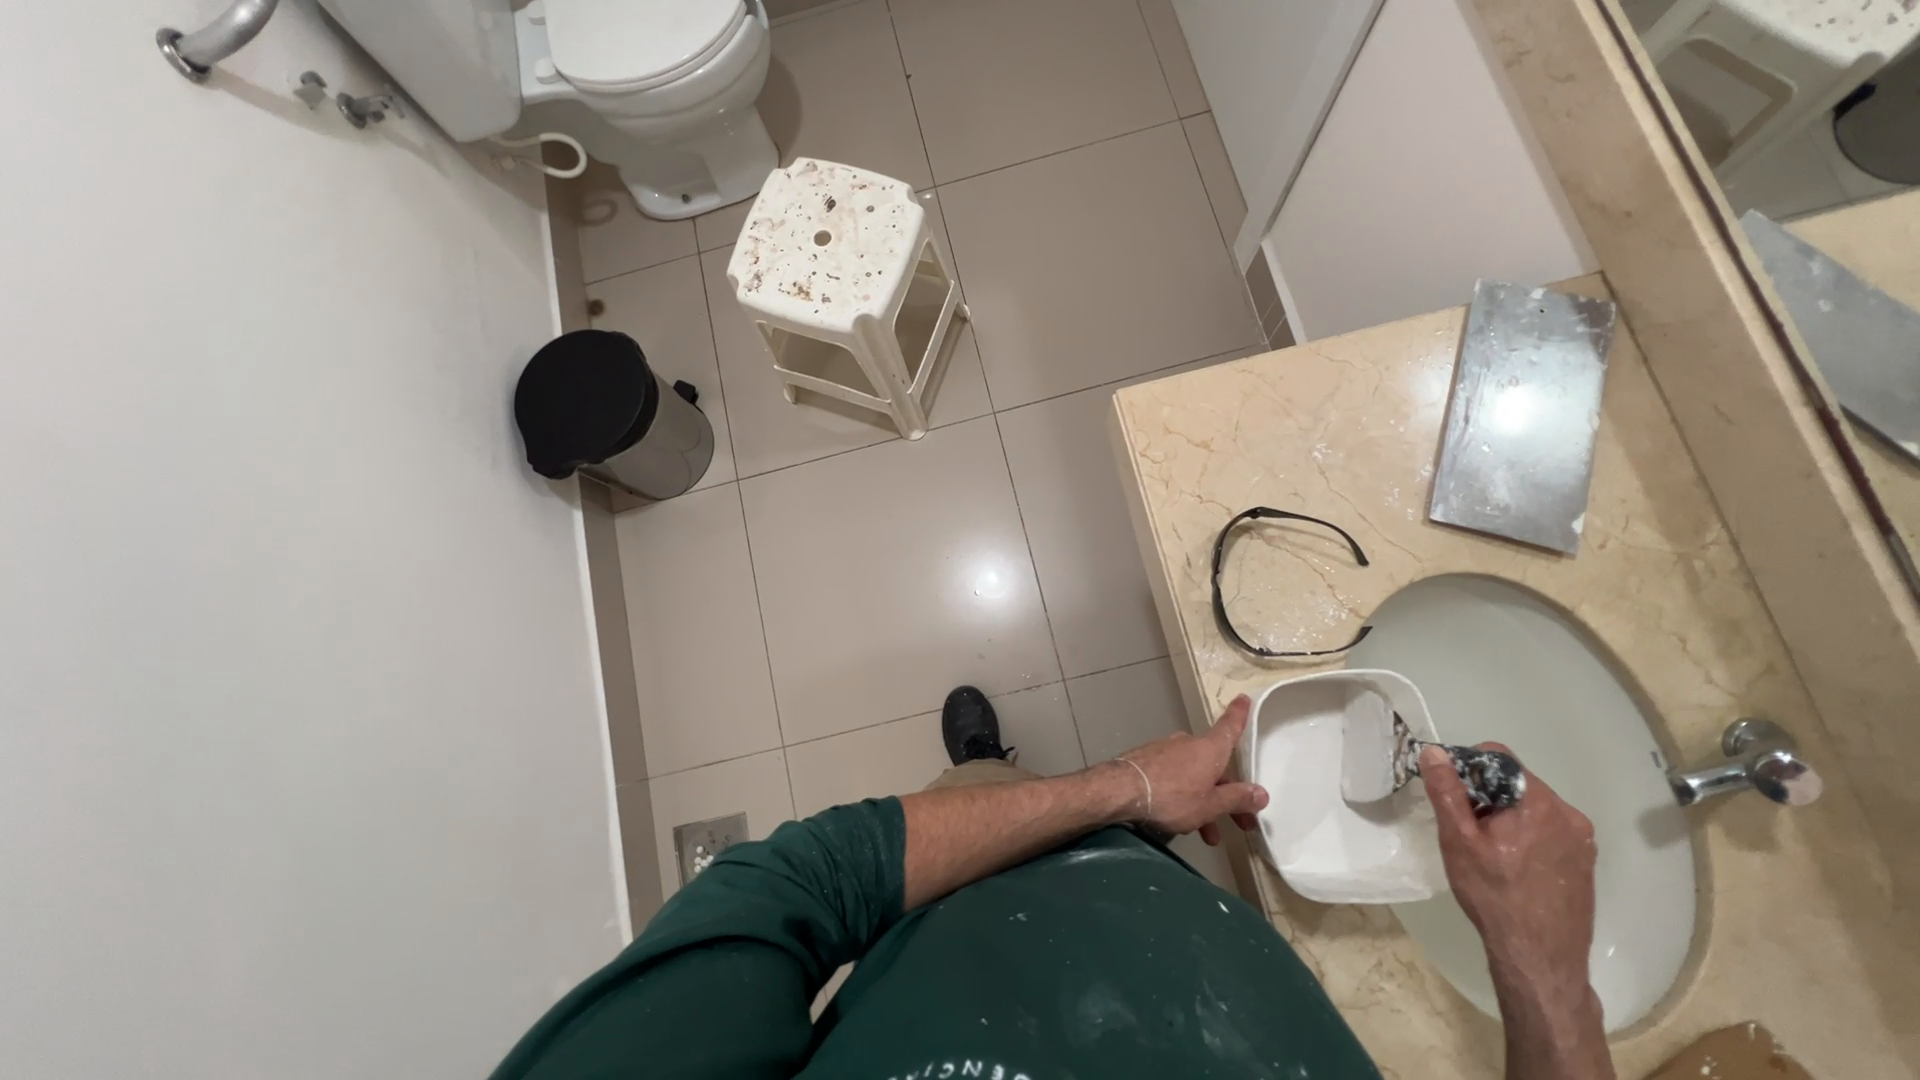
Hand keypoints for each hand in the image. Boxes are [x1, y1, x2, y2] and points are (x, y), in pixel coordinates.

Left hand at [1118, 695, 1268, 844]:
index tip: (1244, 698)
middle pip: (1215, 765)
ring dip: (1205, 804)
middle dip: (1228, 795)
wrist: (1121, 790)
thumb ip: (1237, 799)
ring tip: (1207, 835)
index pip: (1229, 727)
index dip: (1239, 715)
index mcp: (1209, 749)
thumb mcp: (1210, 805)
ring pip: (1194, 777)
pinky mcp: (1148, 761)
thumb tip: (1262, 793)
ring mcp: (1166, 751)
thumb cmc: (1173, 796)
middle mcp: (1188, 744)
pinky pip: (1174, 779)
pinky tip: (1180, 821)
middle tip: (1240, 824)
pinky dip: (1183, 798)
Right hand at [1420, 743, 1596, 987]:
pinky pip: (1548, 828)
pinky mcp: (1585, 859)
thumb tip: (1435, 752)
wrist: (1540, 956)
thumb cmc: (1493, 894)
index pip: (1498, 756)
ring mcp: (1582, 838)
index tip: (1453, 797)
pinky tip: (1513, 865)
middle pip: (1515, 781)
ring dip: (1506, 815)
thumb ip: (1447, 792)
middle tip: (1468, 829)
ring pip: (1531, 805)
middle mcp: (1568, 813)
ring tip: (1489, 850)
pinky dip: (1526, 834)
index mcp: (1538, 802)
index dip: (1468, 768)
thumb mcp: (1458, 840)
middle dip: (1487, 795)